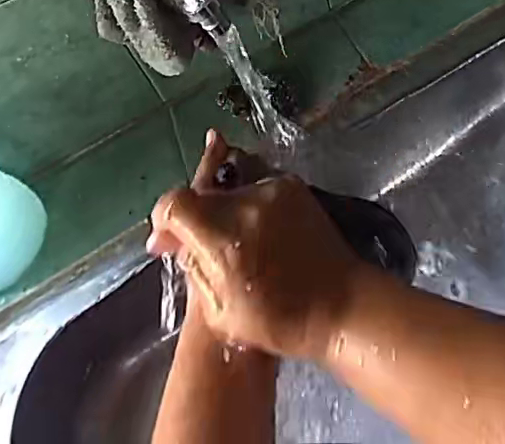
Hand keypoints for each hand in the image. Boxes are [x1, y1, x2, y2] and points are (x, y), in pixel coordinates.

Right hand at [148, 130, 370, 360]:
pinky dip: (247, 203)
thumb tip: (171, 238)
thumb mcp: (220, 310)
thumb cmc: (279, 320)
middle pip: (201, 193)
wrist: (340, 302)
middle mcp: (246, 205)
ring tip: (233, 236)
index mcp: (225, 239)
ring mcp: (271, 190)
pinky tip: (256, 227)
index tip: (167, 238)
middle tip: (198, 241)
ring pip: (229, 187)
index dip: (164, 218)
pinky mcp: (291, 184)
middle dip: (193, 214)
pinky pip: (254, 185)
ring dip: (222, 207)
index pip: (176, 203)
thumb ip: (192, 265)